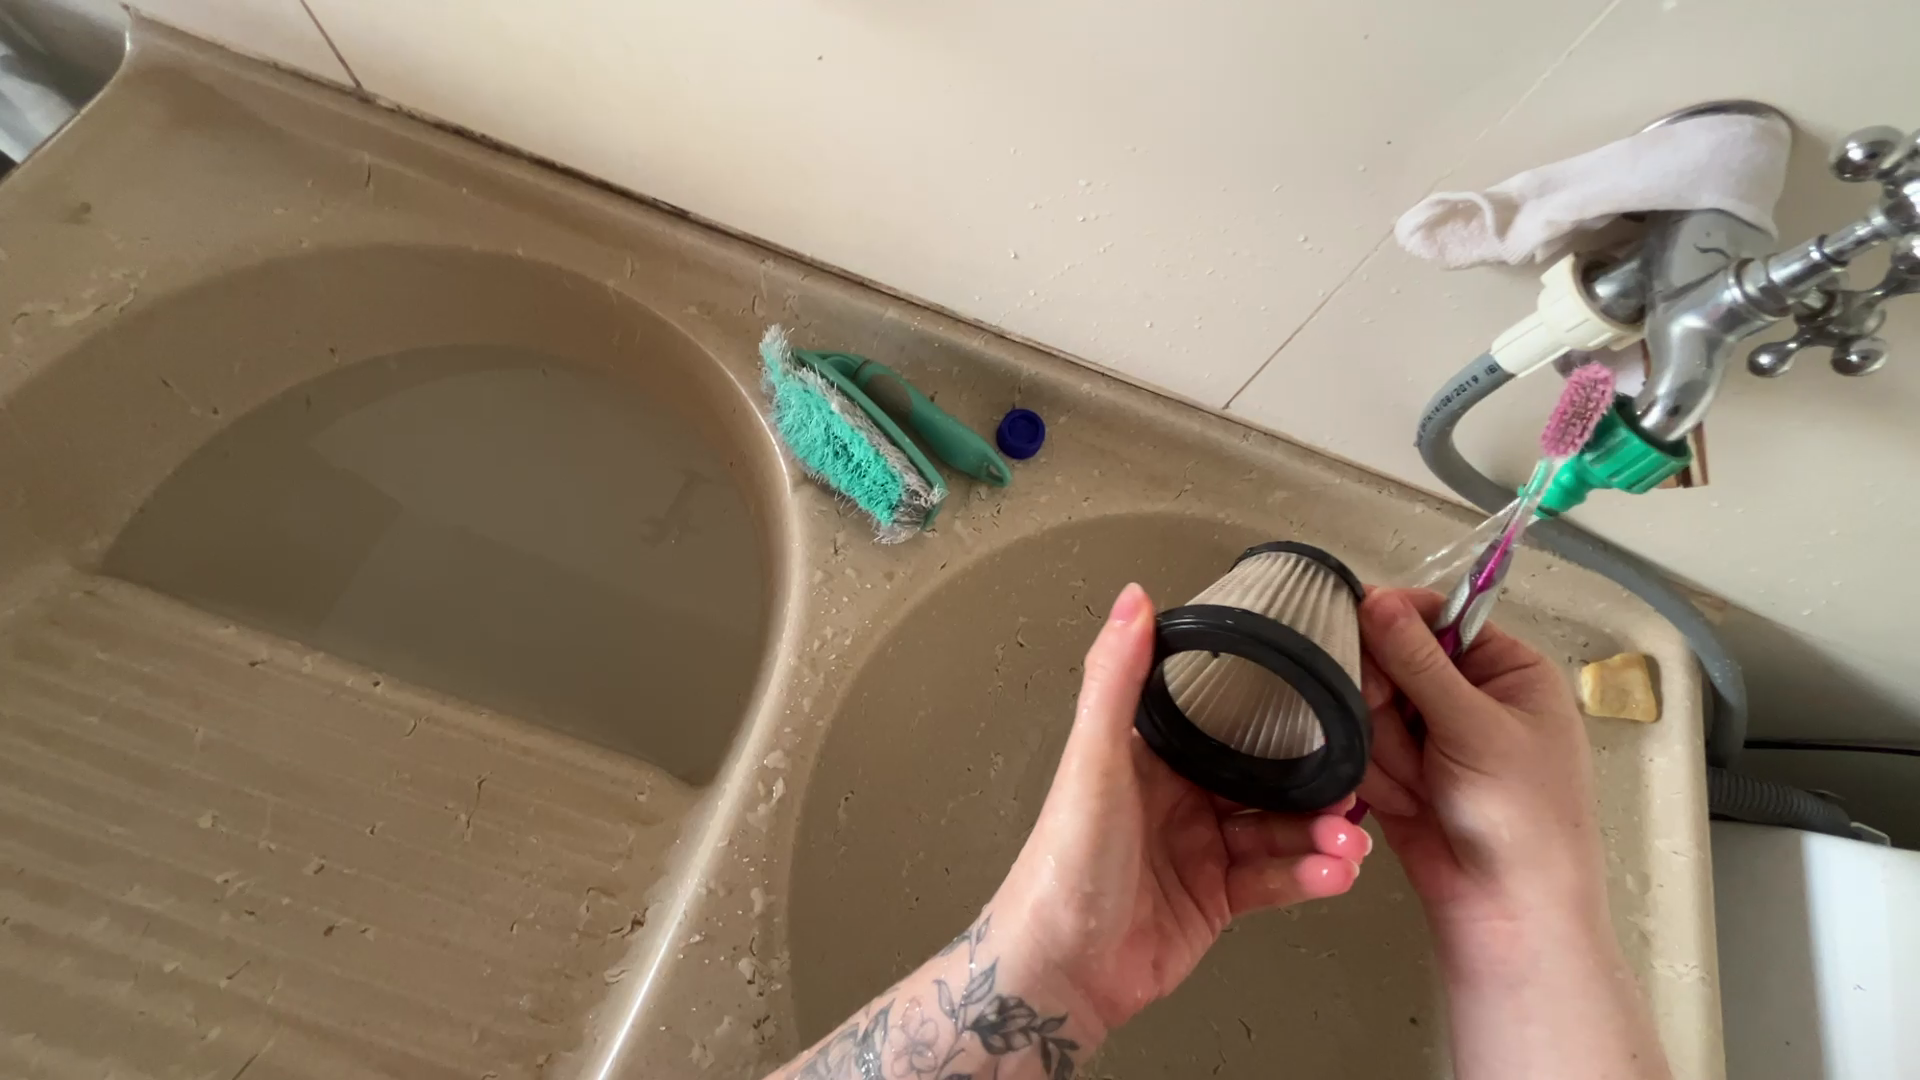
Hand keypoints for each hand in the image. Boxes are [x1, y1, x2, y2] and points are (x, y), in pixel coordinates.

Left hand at [987, 583, 1370, 1037]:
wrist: (1065, 965)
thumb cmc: (1066, 855)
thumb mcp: (1096, 757)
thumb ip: (1117, 677)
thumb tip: (1134, 599)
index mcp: (1148, 752)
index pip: (1216, 718)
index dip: (1267, 711)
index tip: (1317, 704)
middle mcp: (1175, 794)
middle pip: (1257, 775)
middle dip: (1309, 780)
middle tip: (1351, 782)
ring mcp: (1198, 845)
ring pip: (1274, 826)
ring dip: (1318, 831)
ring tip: (1348, 839)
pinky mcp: (1216, 895)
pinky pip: (1273, 877)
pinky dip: (1307, 873)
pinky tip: (1332, 872)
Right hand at [1354, 587, 1608, 941]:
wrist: (1502, 910)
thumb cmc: (1517, 813)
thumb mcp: (1474, 729)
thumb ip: (1418, 661)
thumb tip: (1374, 596)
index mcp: (1502, 667)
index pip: (1432, 613)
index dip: (1391, 620)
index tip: (1358, 637)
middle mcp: (1460, 689)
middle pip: (1385, 657)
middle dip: (1386, 702)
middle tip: (1404, 734)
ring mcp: (1424, 727)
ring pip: (1363, 701)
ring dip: (1384, 747)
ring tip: (1420, 785)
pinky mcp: (1393, 759)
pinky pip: (1355, 740)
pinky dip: (1374, 773)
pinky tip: (1406, 802)